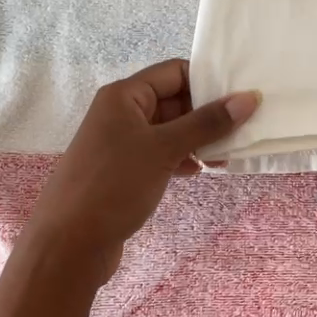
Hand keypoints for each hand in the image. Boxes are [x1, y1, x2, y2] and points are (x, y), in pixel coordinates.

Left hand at [22, 59, 258, 285]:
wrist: (68, 244)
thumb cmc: (114, 185)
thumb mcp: (164, 149)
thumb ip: (207, 123)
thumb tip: (248, 98)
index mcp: (124, 96)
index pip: (174, 72)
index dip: (207, 81)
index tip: (241, 97)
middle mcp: (120, 113)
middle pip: (173, 100)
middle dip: (206, 114)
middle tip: (243, 129)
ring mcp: (120, 143)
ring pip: (168, 130)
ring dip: (197, 139)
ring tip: (228, 154)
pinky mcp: (123, 171)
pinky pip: (160, 154)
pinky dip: (182, 158)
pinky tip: (201, 171)